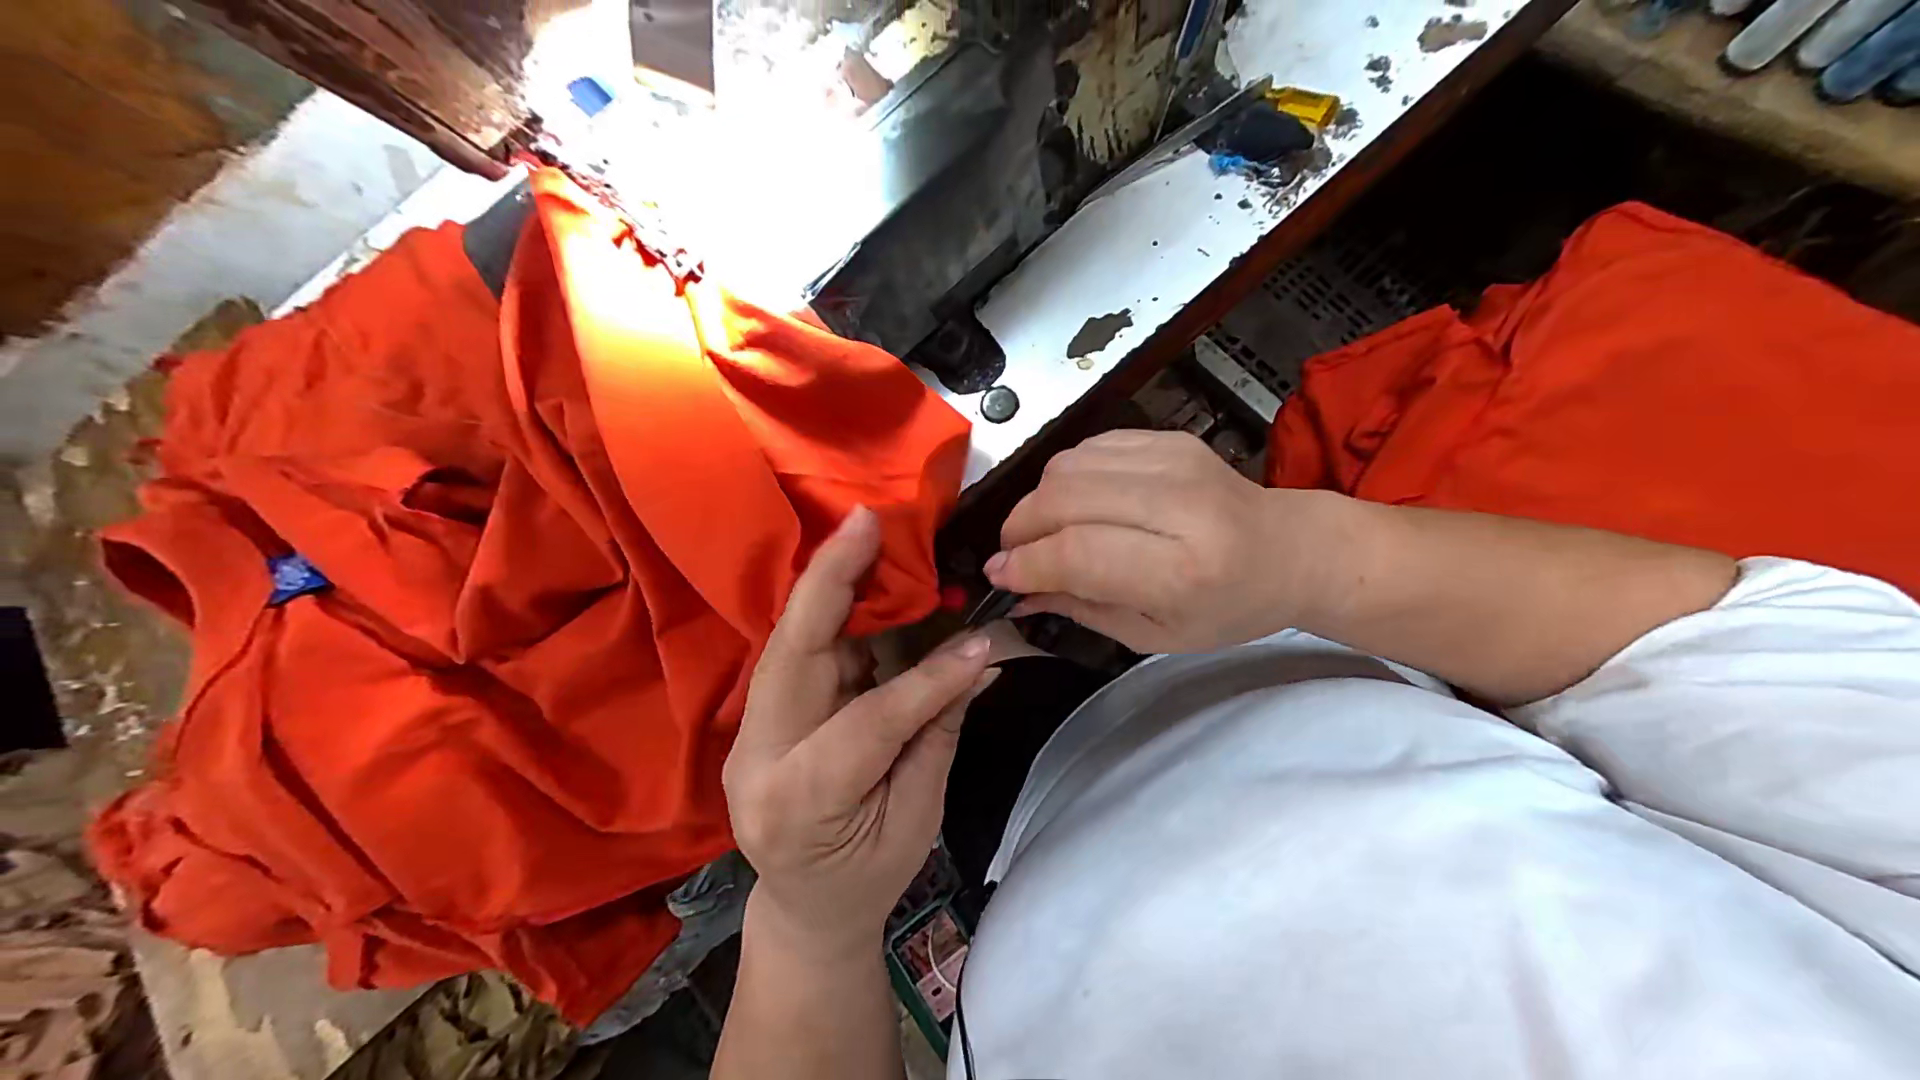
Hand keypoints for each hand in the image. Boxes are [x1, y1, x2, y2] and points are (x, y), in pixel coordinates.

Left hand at [724, 506, 997, 956]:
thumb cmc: (865, 879)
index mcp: (796, 802)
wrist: (804, 907)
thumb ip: (936, 734)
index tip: (977, 642)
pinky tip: (855, 576)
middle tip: (866, 522)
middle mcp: (756, 758)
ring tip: (863, 536)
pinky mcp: (757, 716)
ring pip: (787, 643)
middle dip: (830, 581)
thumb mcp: (913, 821)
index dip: (928, 680)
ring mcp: (748, 734)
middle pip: (792, 656)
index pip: (868, 723)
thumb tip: (977, 658)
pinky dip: (827, 610)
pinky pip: (794, 651)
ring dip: (827, 585)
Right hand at [986, 430, 1345, 652]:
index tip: (999, 577)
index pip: (1077, 552)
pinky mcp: (1168, 439)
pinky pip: (1086, 448)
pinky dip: (1063, 478)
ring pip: (1066, 467)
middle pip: (1062, 498)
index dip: (1025, 563)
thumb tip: (1016, 591)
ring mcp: (1174, 461)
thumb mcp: (1155, 634)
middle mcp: (1179, 505)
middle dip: (1020, 528)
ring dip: (1036, 502)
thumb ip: (1080, 609)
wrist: (1289, 550)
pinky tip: (1072, 505)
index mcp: (1183, 570)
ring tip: (1041, 532)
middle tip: (1013, 555)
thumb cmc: (1227, 607)